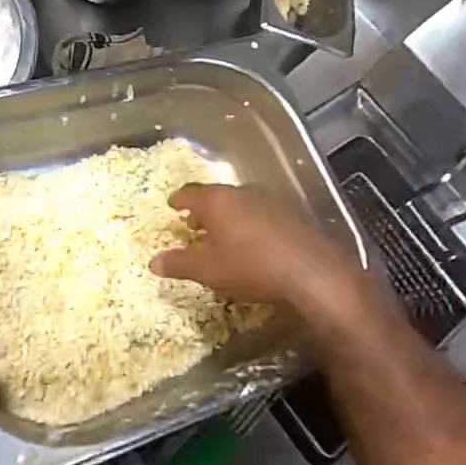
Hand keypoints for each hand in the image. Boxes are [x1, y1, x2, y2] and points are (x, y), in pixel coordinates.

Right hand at [149, 183, 370, 315]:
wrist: (312, 272)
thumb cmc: (250, 266)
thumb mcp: (207, 270)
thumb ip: (178, 263)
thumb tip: (153, 262)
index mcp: (218, 200)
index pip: (190, 193)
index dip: (179, 200)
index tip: (172, 205)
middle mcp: (243, 192)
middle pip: (217, 197)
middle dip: (204, 210)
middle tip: (194, 224)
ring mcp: (271, 201)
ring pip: (241, 204)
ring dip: (229, 218)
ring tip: (222, 236)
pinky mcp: (292, 215)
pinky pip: (262, 215)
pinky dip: (250, 225)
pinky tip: (252, 244)